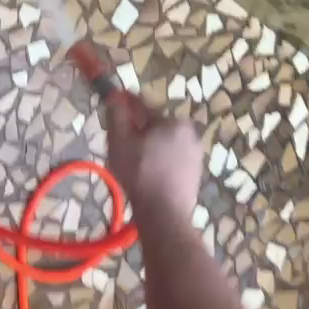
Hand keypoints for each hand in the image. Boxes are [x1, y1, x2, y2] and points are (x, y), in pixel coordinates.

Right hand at [101, 91, 205, 222]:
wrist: (165, 214)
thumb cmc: (139, 172)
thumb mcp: (119, 140)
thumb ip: (117, 114)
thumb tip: (115, 95)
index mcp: (174, 121)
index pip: (144, 106)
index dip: (125, 104)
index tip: (112, 103)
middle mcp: (190, 133)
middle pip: (155, 125)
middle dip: (137, 129)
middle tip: (118, 141)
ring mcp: (195, 154)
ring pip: (163, 142)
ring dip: (147, 146)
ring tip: (130, 160)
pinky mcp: (195, 172)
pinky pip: (171, 158)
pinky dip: (158, 160)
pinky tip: (145, 174)